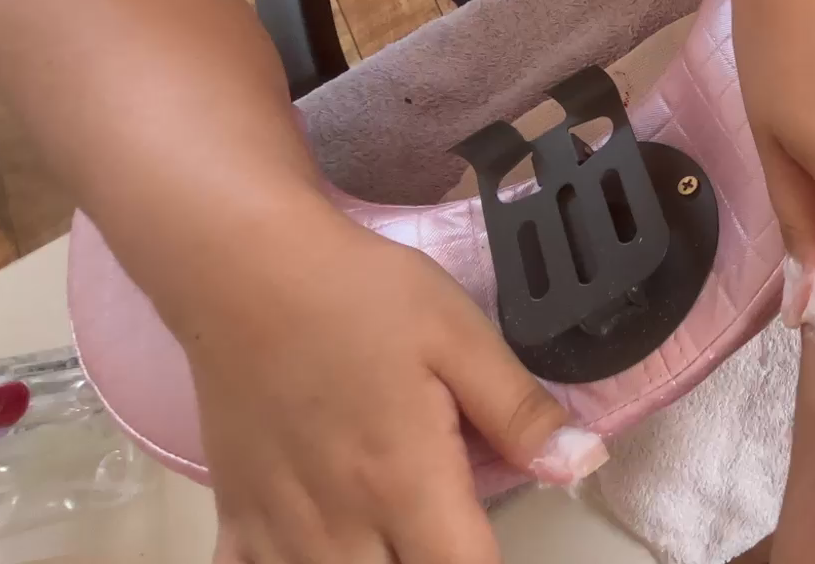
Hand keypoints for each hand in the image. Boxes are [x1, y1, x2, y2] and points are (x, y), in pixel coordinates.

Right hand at [187, 210, 603, 563]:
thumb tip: (583, 463)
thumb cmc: (374, 302)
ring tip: (413, 535)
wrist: (253, 278)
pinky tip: (332, 543)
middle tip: (464, 529)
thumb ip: (520, 412)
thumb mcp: (466, 342)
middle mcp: (335, 526)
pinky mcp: (231, 516)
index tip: (509, 540)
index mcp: (404, 480)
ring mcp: (273, 529)